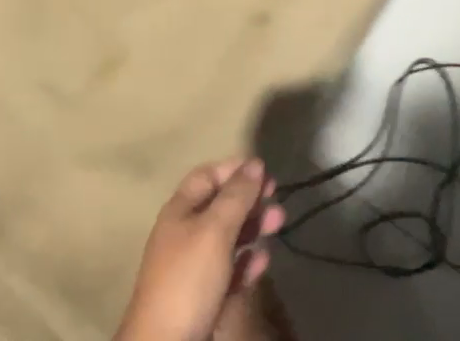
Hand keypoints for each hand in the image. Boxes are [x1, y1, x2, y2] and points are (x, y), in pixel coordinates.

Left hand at [115, 157, 285, 340]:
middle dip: (250, 199)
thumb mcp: (214, 230)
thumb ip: (236, 197)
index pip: (206, 176)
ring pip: (228, 237)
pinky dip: (246, 262)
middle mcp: (185, 233)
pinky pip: (229, 270)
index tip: (264, 168)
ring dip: (254, 227)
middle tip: (277, 197)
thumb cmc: (188, 278)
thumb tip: (255, 163)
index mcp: (179, 211)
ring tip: (280, 222)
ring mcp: (194, 266)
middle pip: (220, 206)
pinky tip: (262, 261)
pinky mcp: (205, 295)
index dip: (233, 168)